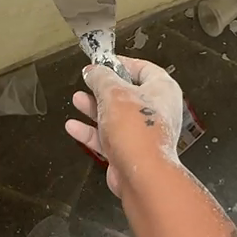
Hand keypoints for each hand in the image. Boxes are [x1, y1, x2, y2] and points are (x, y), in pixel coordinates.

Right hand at [65, 57, 185, 195]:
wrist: (141, 174)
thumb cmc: (134, 128)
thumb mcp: (113, 93)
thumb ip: (100, 78)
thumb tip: (92, 71)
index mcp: (162, 91)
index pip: (144, 69)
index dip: (122, 64)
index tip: (102, 62)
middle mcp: (156, 112)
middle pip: (127, 94)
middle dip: (103, 89)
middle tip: (87, 82)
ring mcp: (142, 134)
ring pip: (115, 117)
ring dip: (94, 109)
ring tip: (76, 100)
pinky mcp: (129, 153)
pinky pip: (108, 139)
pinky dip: (91, 132)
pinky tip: (73, 127)